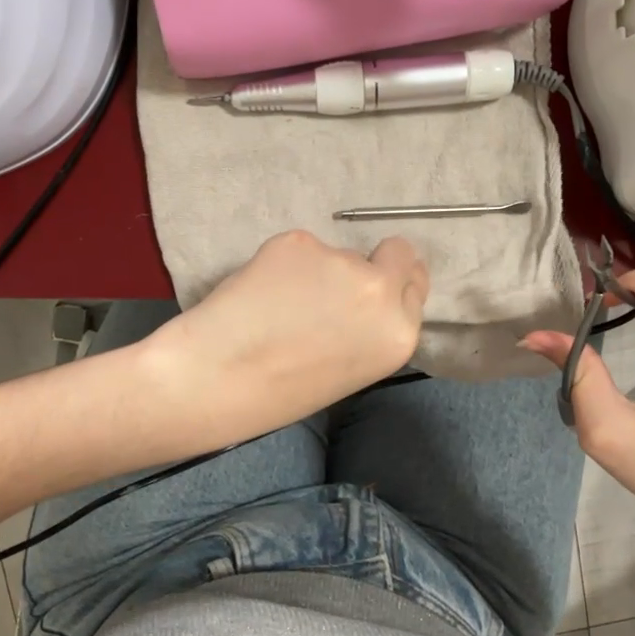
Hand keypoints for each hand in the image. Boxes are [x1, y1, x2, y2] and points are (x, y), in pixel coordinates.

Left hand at [149, 230, 429, 438]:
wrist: (219, 378)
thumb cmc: (280, 393)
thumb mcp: (350, 370)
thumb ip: (369, 329)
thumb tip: (361, 298)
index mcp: (399, 334)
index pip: (415, 283)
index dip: (390, 286)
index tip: (367, 294)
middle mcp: (380, 291)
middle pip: (394, 253)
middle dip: (369, 265)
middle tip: (330, 288)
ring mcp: (340, 261)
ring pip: (338, 254)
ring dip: (317, 271)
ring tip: (280, 308)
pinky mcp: (300, 242)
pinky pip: (300, 249)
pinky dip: (284, 265)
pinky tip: (261, 294)